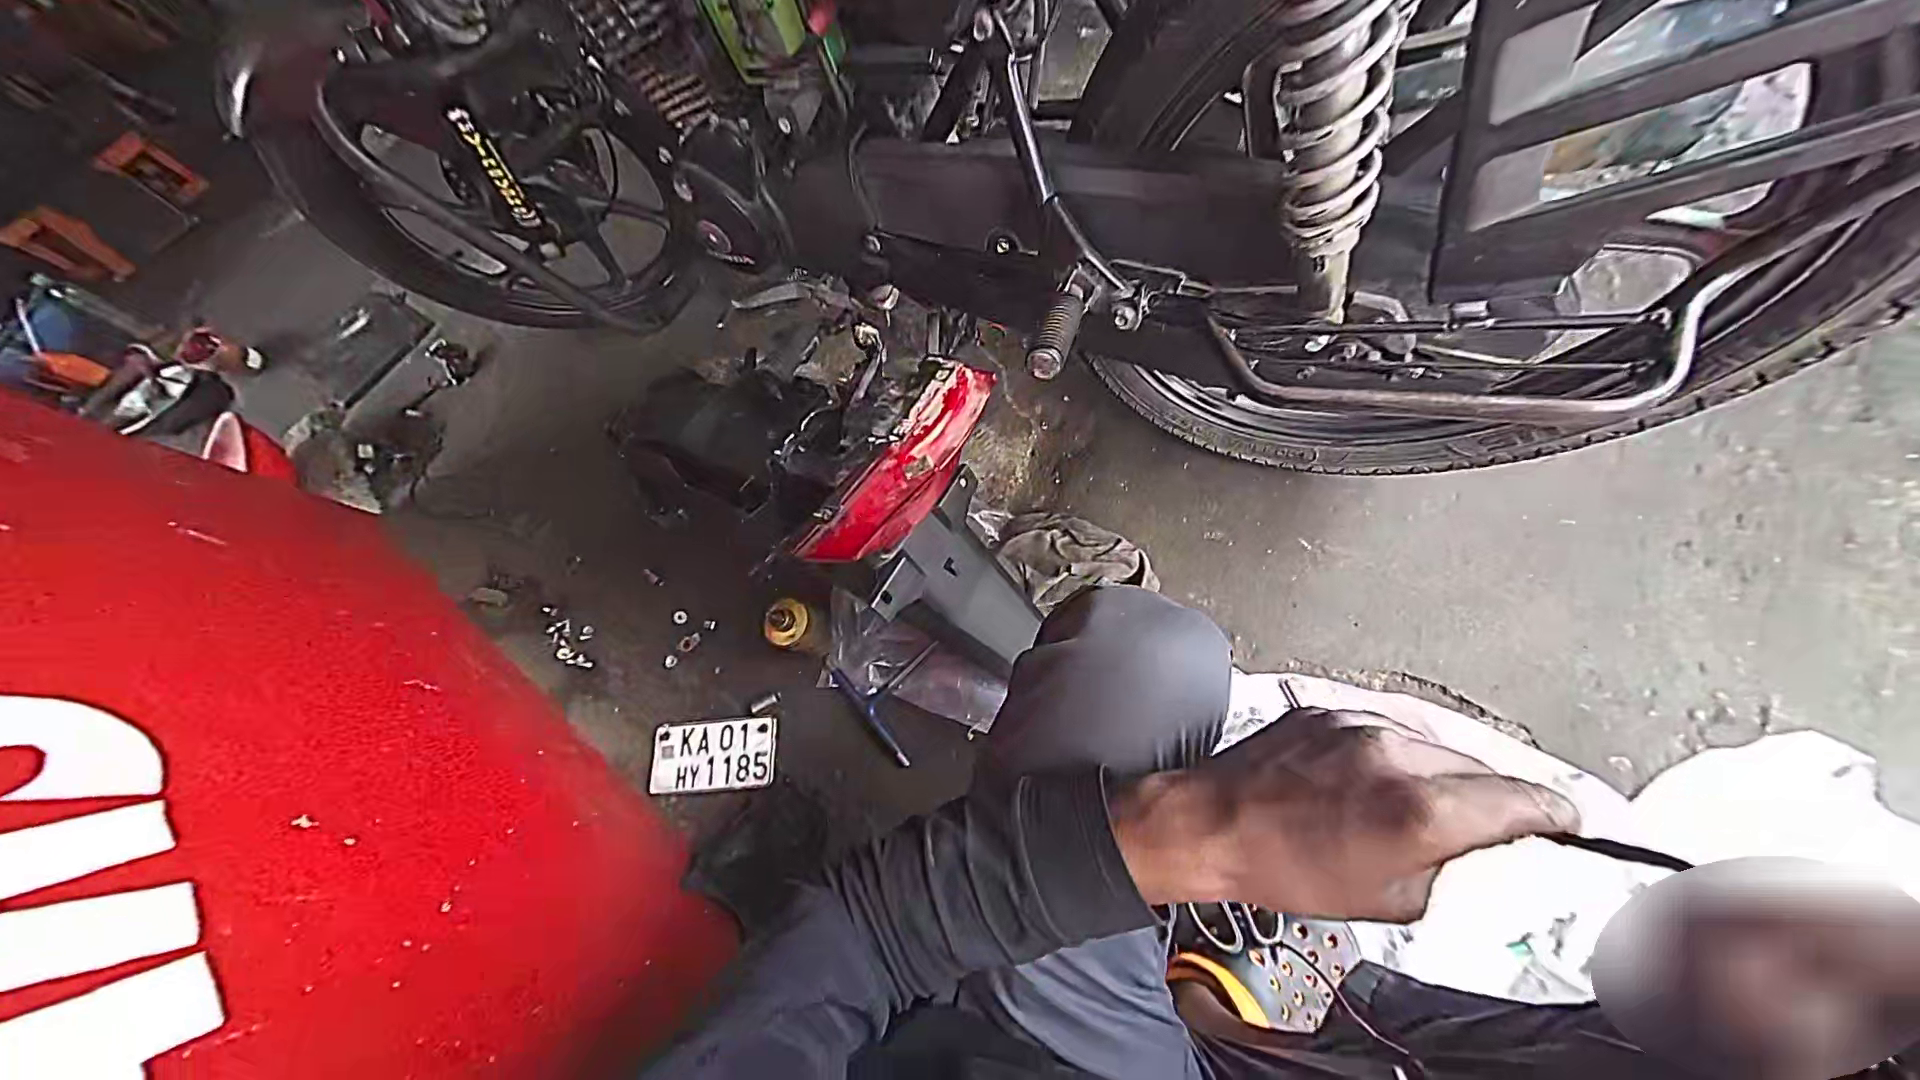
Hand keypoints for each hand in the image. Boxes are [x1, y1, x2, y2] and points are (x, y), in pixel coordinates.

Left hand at [1108, 707, 1578, 921]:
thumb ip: (1456, 870)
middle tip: (1498, 822)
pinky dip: (1398, 749)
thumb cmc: (1283, 866)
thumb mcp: (1391, 898)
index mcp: (1418, 808)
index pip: (1527, 800)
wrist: (1212, 822)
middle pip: (1485, 765)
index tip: (1567, 826)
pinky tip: (1381, 774)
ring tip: (1426, 800)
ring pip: (1435, 740)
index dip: (1557, 818)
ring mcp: (1354, 724)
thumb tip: (1493, 855)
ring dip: (1447, 769)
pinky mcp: (1325, 710)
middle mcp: (1392, 753)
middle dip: (1500, 796)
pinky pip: (1385, 725)